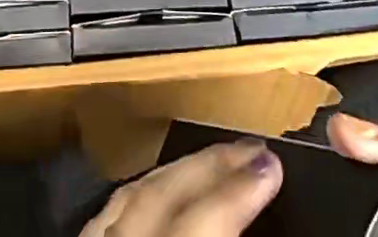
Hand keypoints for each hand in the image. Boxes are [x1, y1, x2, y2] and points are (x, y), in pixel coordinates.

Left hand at [80, 139, 282, 236]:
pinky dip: (140, 191)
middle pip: (162, 192)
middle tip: (254, 148)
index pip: (197, 224)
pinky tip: (158, 185)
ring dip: (178, 171)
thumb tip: (247, 220)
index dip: (237, 191)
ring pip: (132, 192)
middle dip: (212, 165)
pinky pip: (107, 210)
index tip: (270, 166)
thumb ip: (216, 233)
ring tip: (217, 159)